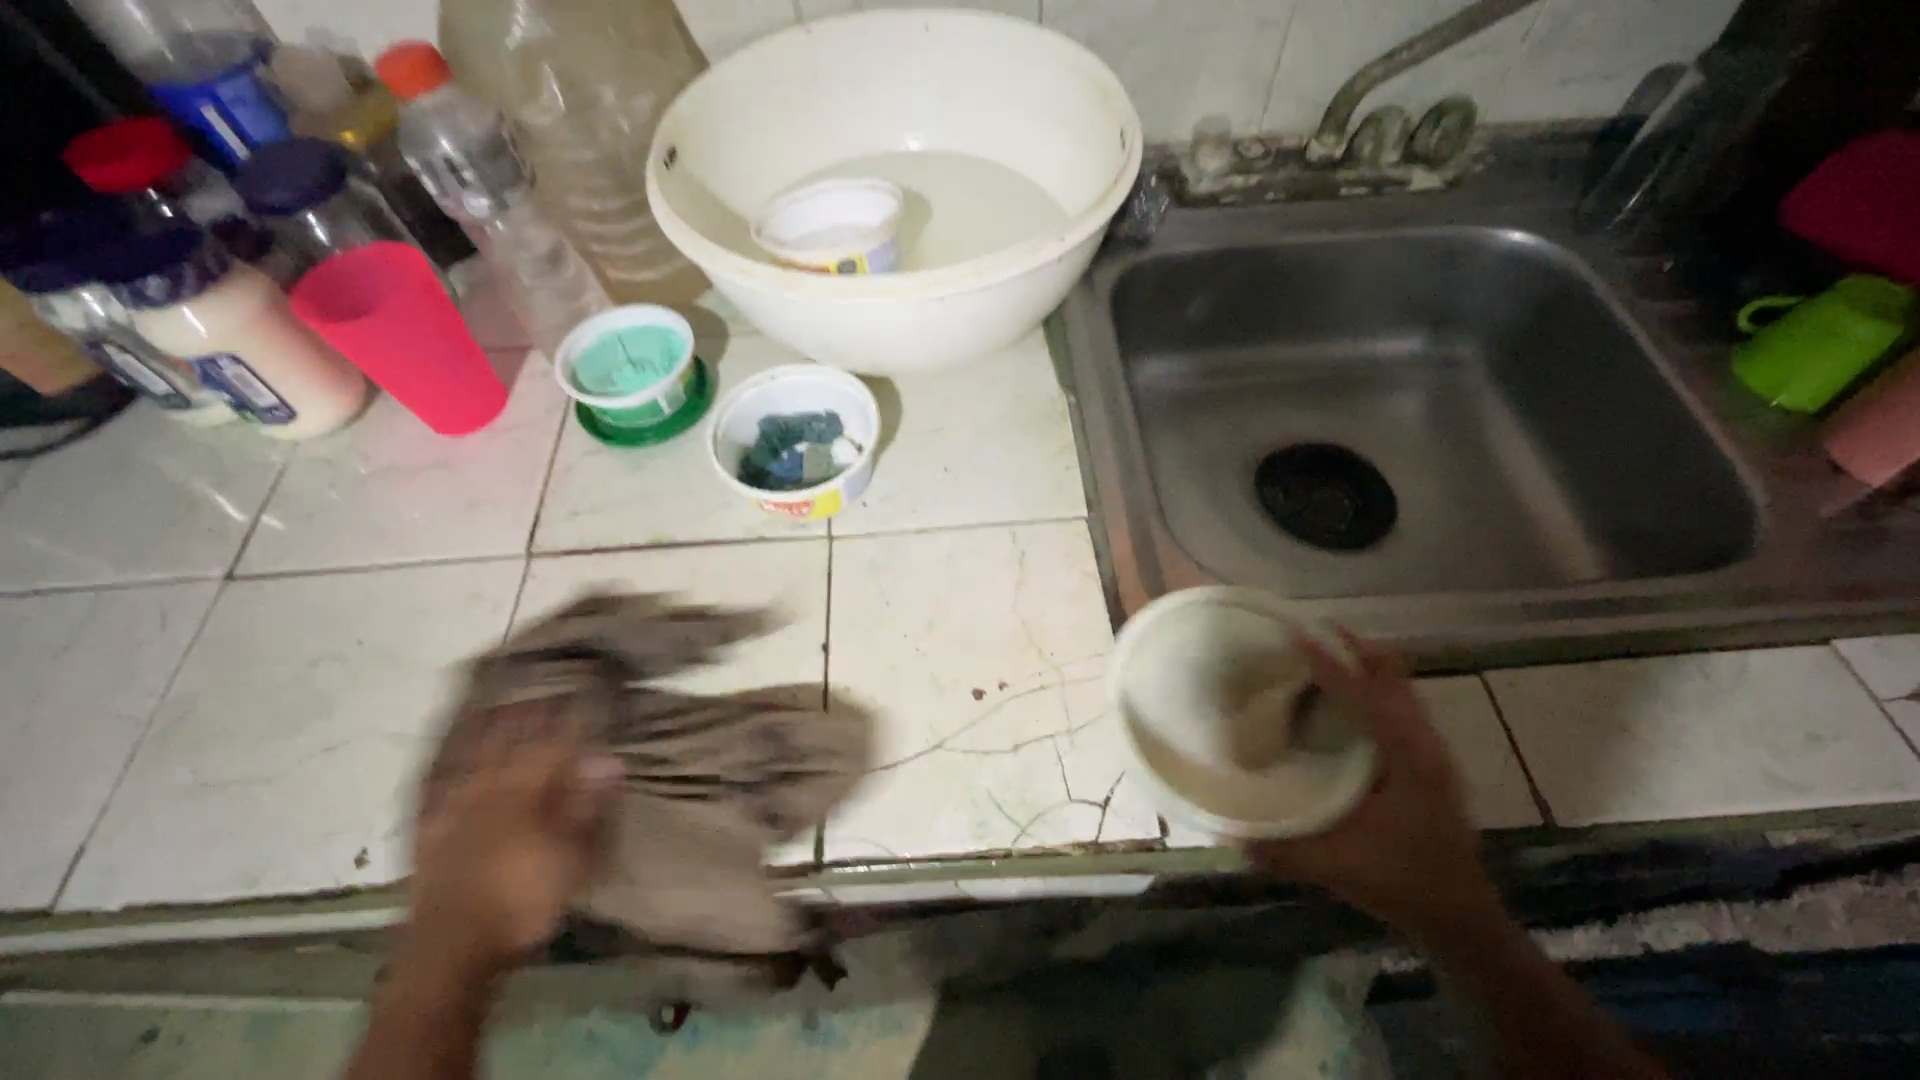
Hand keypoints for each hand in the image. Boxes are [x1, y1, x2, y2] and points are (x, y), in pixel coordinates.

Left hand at [405, 701, 622, 980]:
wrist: (450, 949)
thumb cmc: (522, 902)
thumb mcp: (572, 858)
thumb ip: (587, 805)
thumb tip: (608, 758)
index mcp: (526, 791)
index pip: (556, 742)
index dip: (574, 716)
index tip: (588, 690)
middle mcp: (488, 788)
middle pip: (512, 739)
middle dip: (531, 710)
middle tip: (544, 682)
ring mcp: (453, 806)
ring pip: (473, 753)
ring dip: (489, 724)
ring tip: (501, 698)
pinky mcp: (428, 827)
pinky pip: (434, 782)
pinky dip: (443, 760)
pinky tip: (445, 750)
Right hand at [1244, 631, 1504, 944]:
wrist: (1462, 918)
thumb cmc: (1405, 884)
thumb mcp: (1340, 869)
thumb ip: (1282, 852)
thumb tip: (1223, 832)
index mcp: (1408, 760)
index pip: (1367, 695)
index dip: (1330, 662)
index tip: (1295, 634)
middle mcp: (1425, 744)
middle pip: (1392, 673)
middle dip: (1350, 647)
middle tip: (1303, 633)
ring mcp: (1430, 751)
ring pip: (1398, 685)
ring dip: (1361, 664)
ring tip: (1315, 654)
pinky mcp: (1426, 760)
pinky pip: (1397, 703)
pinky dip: (1369, 686)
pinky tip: (1338, 699)